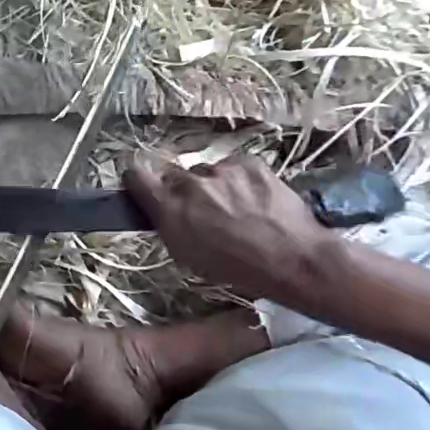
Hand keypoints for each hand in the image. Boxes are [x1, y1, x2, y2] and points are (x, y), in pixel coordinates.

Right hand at [124, 153, 333, 300]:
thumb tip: (163, 209)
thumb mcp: (190, 257)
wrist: (292, 256)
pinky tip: (256, 199)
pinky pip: (234, 166)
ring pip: (208, 172)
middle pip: (176, 177)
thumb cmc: (239, 269)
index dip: (138, 179)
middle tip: (207, 210)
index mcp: (171, 210)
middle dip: (185, 191)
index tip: (143, 183)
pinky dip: (240, 179)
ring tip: (239, 208)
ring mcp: (221, 169)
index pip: (137, 175)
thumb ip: (170, 225)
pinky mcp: (248, 161)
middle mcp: (191, 184)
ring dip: (216, 185)